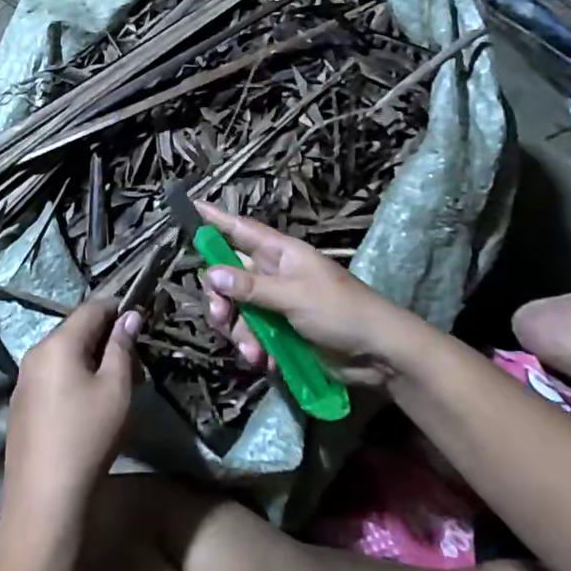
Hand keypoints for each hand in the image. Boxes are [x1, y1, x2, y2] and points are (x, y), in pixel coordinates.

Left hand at [4, 297, 141, 511]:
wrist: (44, 496)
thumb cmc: (87, 435)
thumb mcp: (116, 389)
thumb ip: (122, 347)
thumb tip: (129, 316)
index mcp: (57, 343)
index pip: (91, 308)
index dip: (118, 308)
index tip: (142, 320)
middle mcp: (35, 353)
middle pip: (75, 330)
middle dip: (107, 338)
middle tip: (137, 361)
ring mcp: (23, 379)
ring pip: (64, 355)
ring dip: (92, 359)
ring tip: (118, 385)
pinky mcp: (21, 403)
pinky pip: (52, 376)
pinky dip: (74, 377)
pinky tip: (90, 404)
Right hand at [195, 201, 431, 388]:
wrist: (380, 355)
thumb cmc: (341, 311)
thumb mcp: (293, 296)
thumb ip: (251, 286)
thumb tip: (212, 273)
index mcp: (280, 254)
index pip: (241, 229)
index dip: (216, 218)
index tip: (190, 207)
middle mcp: (274, 275)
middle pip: (229, 277)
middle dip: (222, 301)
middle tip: (222, 319)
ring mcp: (277, 304)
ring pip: (238, 311)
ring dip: (240, 333)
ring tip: (253, 353)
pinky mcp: (282, 332)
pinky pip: (253, 335)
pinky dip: (255, 349)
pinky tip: (266, 363)